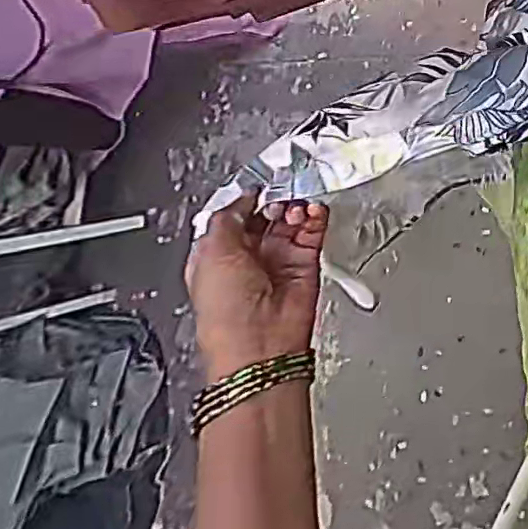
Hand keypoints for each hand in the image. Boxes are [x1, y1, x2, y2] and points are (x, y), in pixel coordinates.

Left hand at [187, 196, 326, 379]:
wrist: (261, 341)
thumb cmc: (226, 312)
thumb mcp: (211, 253)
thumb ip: (227, 218)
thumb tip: (243, 197)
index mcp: (218, 254)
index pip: (234, 215)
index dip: (245, 199)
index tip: (257, 186)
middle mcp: (250, 255)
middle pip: (266, 214)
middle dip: (274, 200)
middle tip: (280, 195)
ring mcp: (279, 258)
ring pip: (291, 219)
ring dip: (295, 207)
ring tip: (296, 206)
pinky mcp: (306, 261)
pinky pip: (314, 231)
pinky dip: (316, 217)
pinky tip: (313, 211)